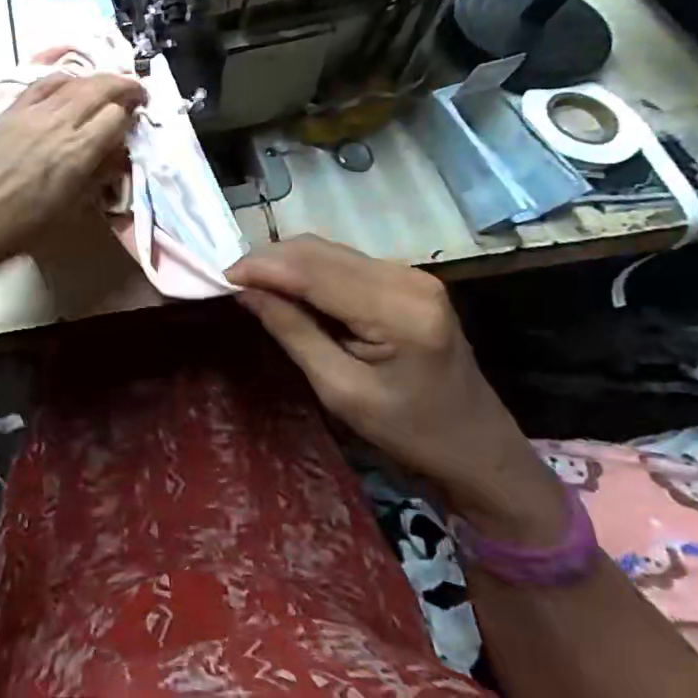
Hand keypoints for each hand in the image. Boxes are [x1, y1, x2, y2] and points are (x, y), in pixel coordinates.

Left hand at [0, 73, 144, 281]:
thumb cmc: (15, 228)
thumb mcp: (66, 212)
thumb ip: (94, 178)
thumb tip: (113, 156)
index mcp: (76, 153)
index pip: (116, 116)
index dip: (131, 116)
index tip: (136, 122)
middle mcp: (57, 123)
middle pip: (100, 88)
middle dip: (124, 86)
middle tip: (137, 93)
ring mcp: (31, 112)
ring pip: (74, 80)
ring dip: (98, 80)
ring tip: (109, 87)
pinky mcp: (9, 109)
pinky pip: (43, 83)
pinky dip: (64, 79)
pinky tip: (70, 84)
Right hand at [226, 236, 566, 544]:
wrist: (477, 446)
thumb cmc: (410, 432)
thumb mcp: (342, 391)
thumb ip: (294, 333)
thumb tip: (247, 292)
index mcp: (399, 310)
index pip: (316, 271)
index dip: (264, 268)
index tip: (221, 276)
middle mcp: (407, 277)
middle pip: (321, 251)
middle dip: (270, 260)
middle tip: (230, 282)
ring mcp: (410, 274)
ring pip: (329, 251)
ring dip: (286, 263)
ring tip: (251, 284)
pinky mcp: (406, 279)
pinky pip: (344, 262)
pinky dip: (308, 270)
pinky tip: (287, 288)